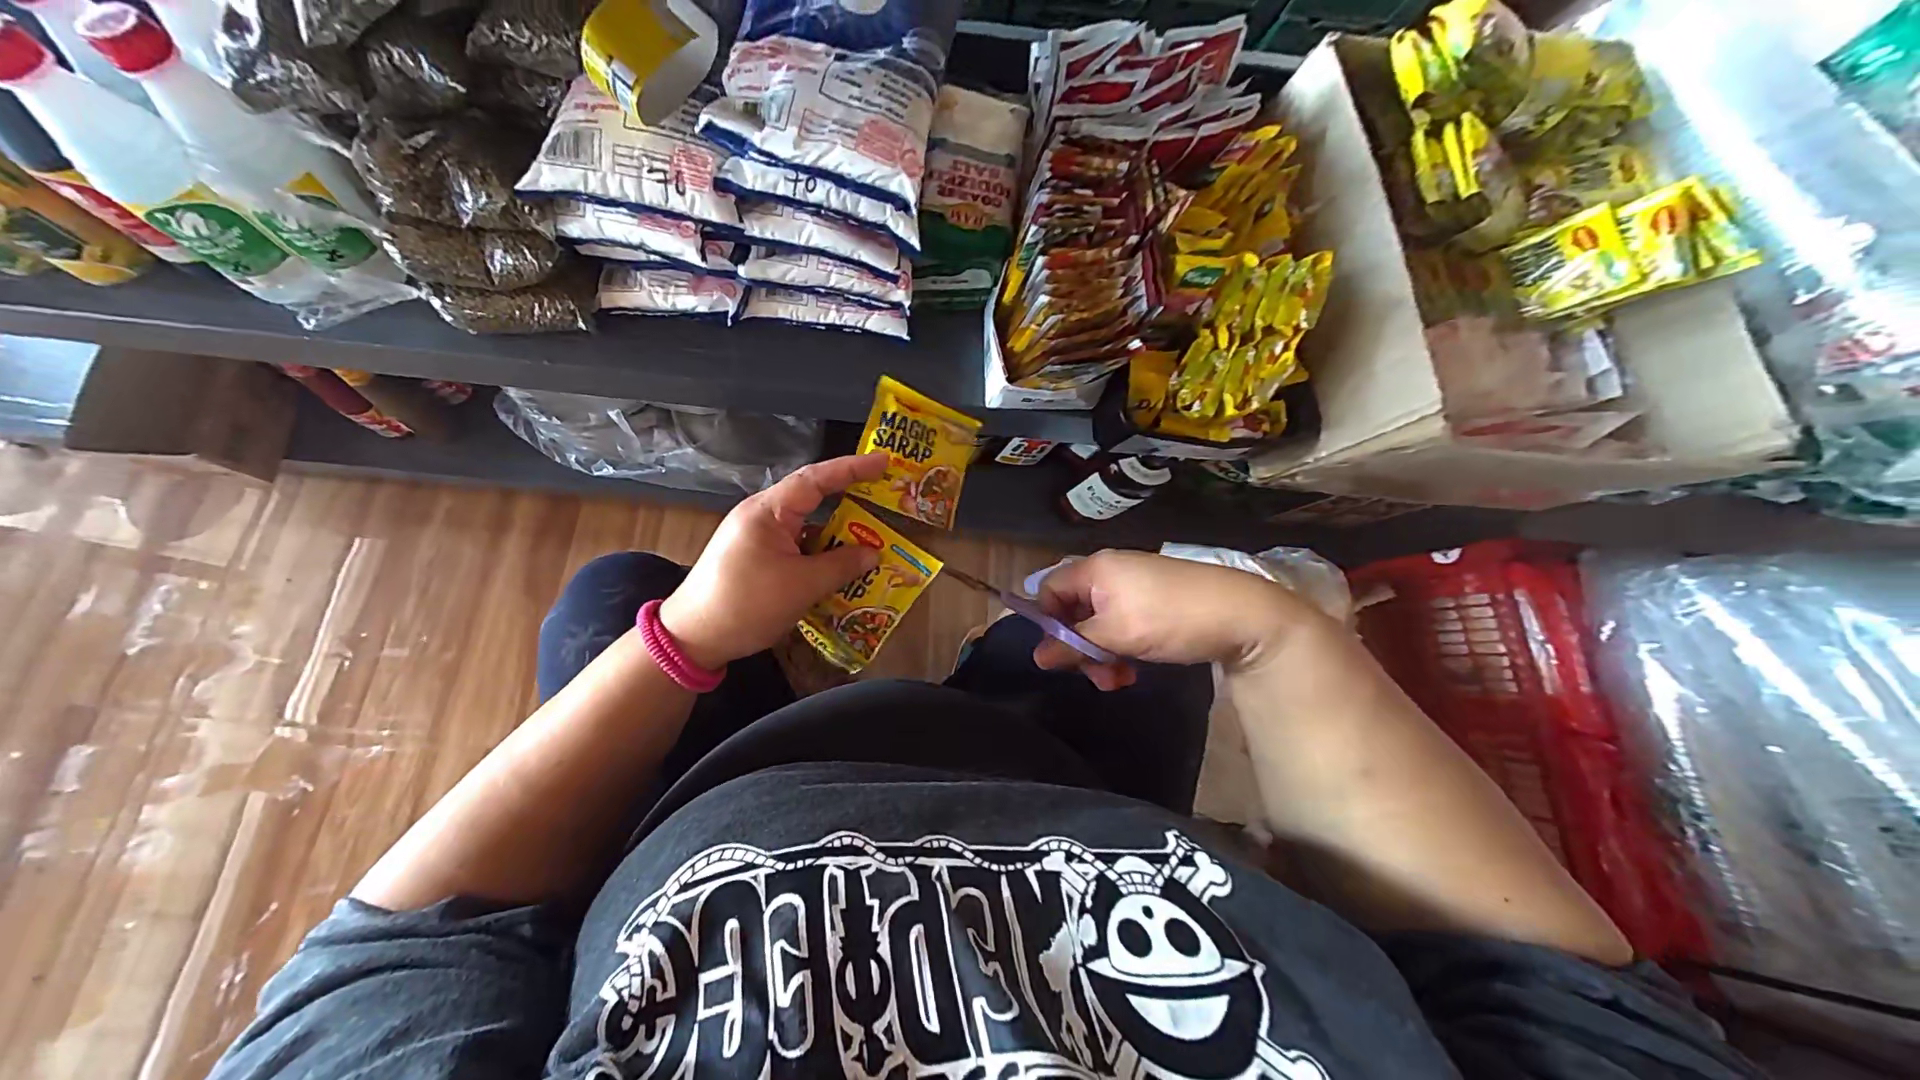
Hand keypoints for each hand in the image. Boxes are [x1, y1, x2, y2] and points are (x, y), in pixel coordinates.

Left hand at [658, 452, 887, 668]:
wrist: (692, 638)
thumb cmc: (747, 604)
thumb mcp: (802, 586)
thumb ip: (842, 565)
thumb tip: (873, 553)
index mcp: (768, 512)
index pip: (816, 479)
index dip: (853, 468)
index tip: (884, 461)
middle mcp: (761, 516)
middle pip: (812, 499)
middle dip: (849, 500)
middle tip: (885, 499)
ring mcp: (756, 537)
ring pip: (806, 526)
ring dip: (836, 534)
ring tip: (872, 540)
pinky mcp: (755, 557)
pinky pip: (796, 546)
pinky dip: (820, 553)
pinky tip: (841, 568)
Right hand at [1032, 549, 1333, 689]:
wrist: (1243, 614)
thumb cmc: (1170, 619)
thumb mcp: (1116, 636)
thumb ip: (1073, 645)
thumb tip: (1037, 657)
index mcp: (1095, 569)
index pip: (1049, 589)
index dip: (1047, 622)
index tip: (1061, 655)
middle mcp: (1110, 571)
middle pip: (1074, 609)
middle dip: (1079, 647)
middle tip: (1097, 678)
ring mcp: (1134, 586)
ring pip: (1099, 622)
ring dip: (1101, 654)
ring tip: (1119, 679)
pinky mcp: (1154, 601)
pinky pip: (1122, 623)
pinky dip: (1122, 647)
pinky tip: (1135, 669)